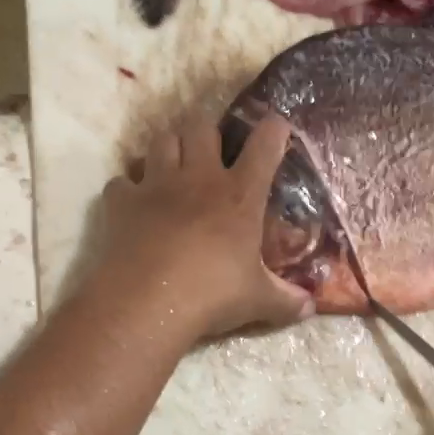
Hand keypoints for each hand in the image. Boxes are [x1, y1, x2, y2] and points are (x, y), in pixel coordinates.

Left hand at [91, 112, 312, 338]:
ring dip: (170, 147)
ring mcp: (157, 185)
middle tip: (213, 151)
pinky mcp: (122, 201)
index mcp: (239, 195)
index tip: (277, 125)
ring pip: (162, 140)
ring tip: (174, 165)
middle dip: (208, 132)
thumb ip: (286, 301)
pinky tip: (135, 203)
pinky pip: (123, 180)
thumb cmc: (211, 295)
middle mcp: (199, 178)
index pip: (264, 146)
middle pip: (202, 127)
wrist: (146, 303)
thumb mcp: (257, 300)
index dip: (273, 130)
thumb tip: (311, 309)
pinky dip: (129, 187)